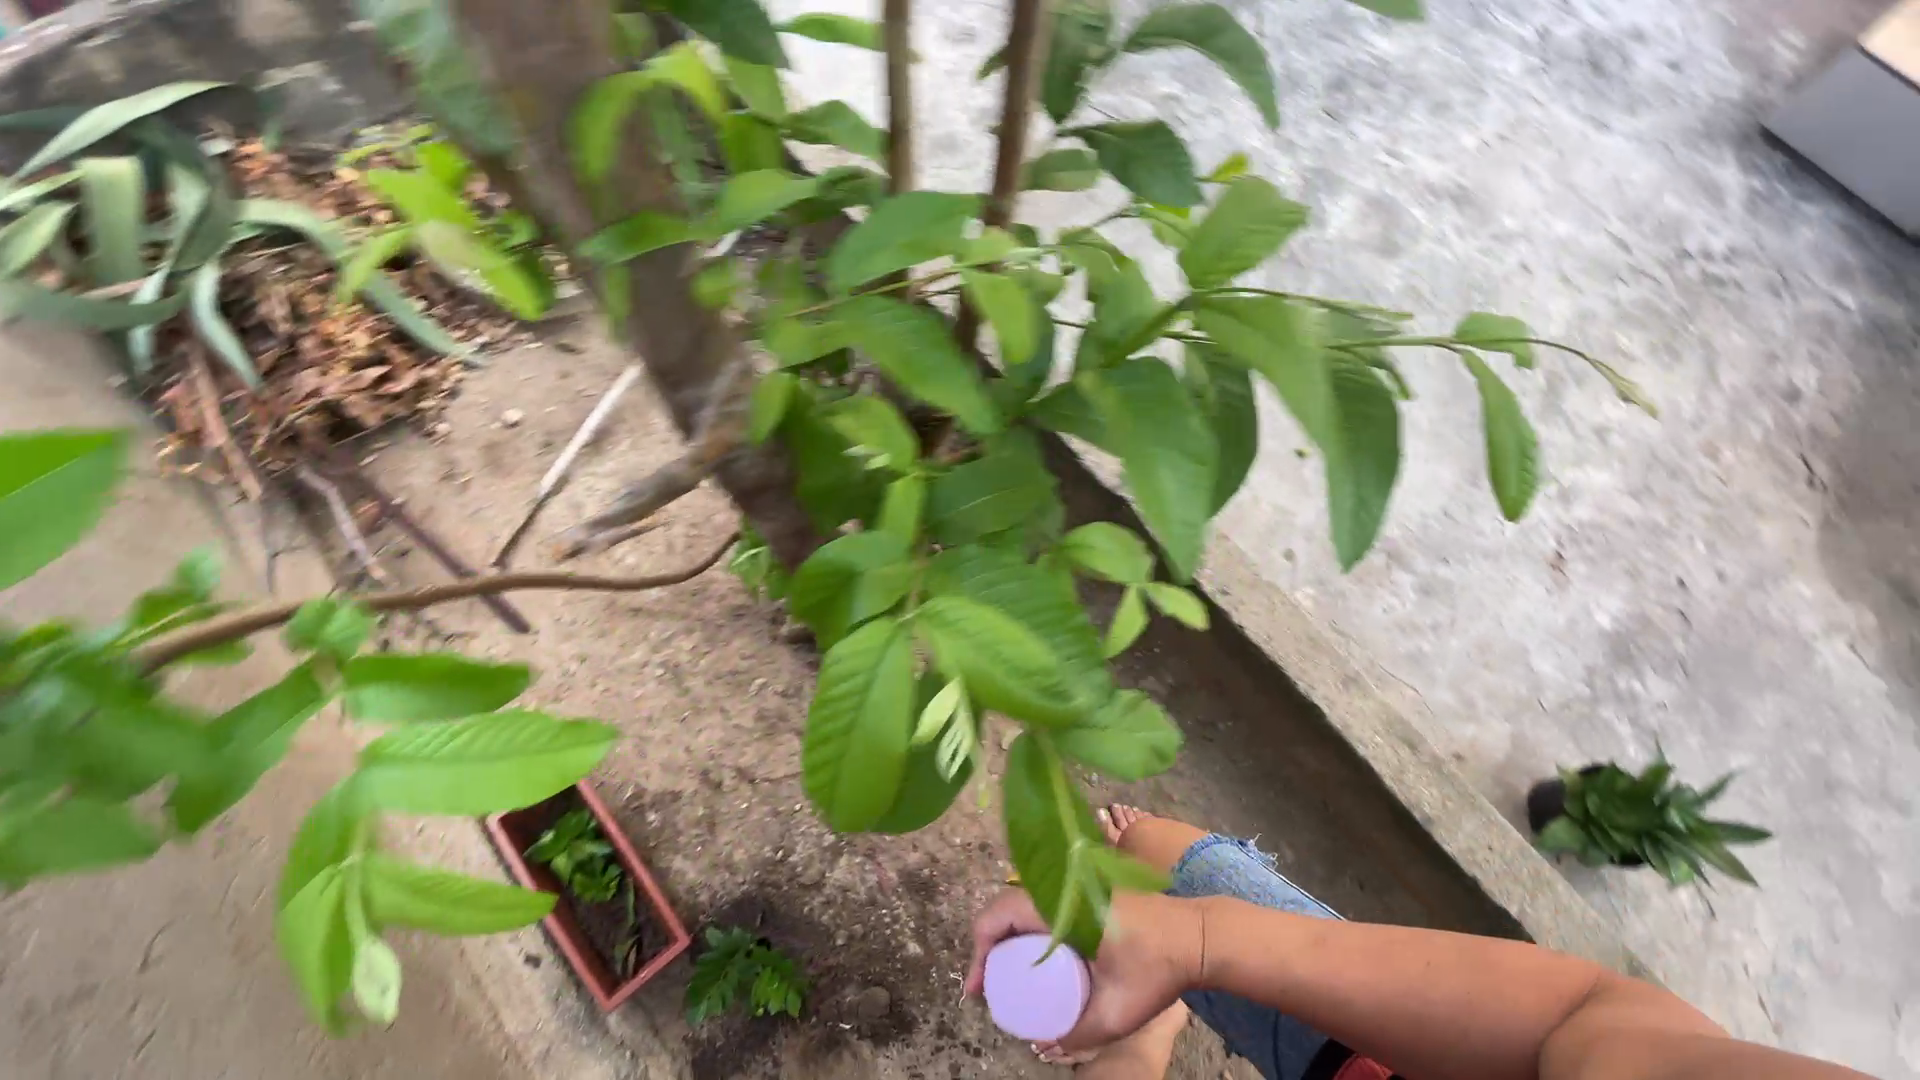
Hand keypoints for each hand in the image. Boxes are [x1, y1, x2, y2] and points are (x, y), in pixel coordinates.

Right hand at [964, 887, 1206, 1052]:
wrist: (1198, 935)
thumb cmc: (1157, 967)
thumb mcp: (1118, 1011)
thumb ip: (1080, 1032)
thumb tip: (1044, 1045)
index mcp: (1061, 906)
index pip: (999, 914)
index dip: (978, 949)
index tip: (977, 988)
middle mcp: (1061, 889)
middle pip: (1004, 907)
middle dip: (987, 946)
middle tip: (986, 987)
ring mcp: (1073, 887)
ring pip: (1022, 903)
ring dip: (1005, 935)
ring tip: (1002, 975)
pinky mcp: (1084, 893)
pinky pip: (1041, 903)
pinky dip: (1025, 927)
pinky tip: (1030, 957)